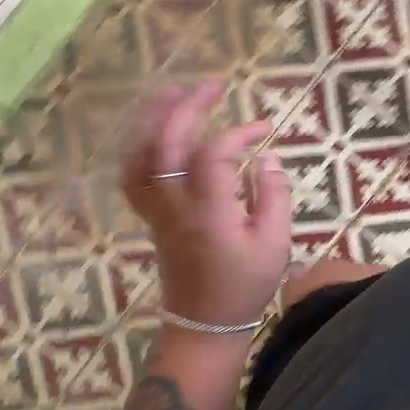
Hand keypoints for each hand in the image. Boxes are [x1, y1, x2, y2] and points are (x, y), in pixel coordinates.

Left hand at [121, 82, 291, 327]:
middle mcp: (175, 203)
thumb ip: (273, 196)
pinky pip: (134, 175)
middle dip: (188, 108)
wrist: (205, 324)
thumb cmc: (246, 285)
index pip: (215, 152)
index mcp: (208, 208)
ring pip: (140, 155)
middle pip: (168, 142)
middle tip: (213, 85)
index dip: (240, 133)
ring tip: (173, 95)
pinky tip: (154, 137)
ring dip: (154, 120)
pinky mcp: (152, 218)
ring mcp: (157, 210)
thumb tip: (266, 159)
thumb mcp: (275, 242)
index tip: (266, 130)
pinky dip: (140, 149)